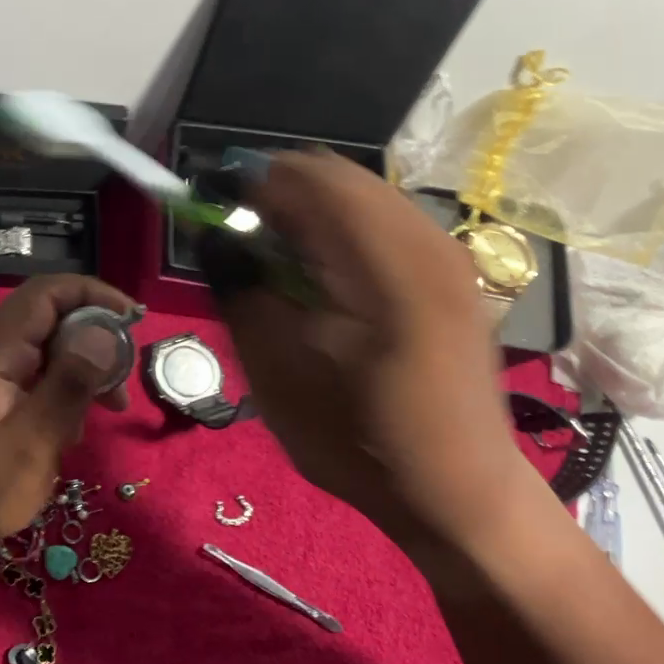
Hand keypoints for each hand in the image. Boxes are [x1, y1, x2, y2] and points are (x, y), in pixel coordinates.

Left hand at [0, 275, 133, 552]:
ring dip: (80, 370)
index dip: (93, 295)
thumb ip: (69, 385)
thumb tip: (106, 332)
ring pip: (44, 347)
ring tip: (105, 410)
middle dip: (93, 340)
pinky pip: (31, 373)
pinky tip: (70, 428)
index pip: (45, 293)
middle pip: (48, 317)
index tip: (132, 323)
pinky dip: (59, 390)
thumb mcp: (33, 442)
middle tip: (121, 384)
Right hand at [197, 149, 531, 556]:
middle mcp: (426, 240)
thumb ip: (241, 290)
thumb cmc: (355, 439)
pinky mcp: (452, 272)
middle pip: (335, 174)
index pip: (304, 177)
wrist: (455, 488)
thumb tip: (216, 234)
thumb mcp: (275, 372)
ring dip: (307, 211)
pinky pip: (384, 219)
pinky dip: (340, 229)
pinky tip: (320, 277)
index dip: (246, 184)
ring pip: (361, 193)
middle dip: (276, 195)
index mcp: (383, 263)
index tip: (208, 214)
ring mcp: (448, 253)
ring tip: (274, 261)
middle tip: (238, 241)